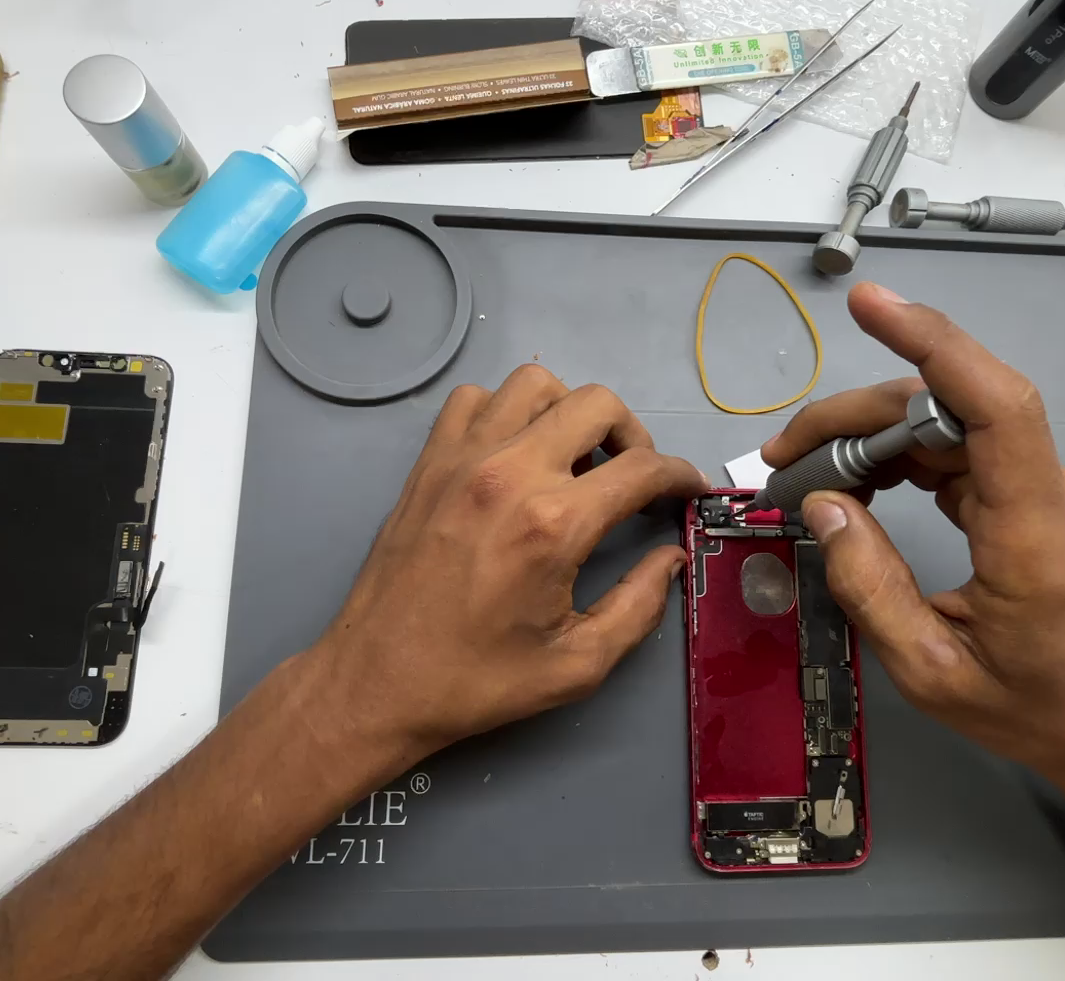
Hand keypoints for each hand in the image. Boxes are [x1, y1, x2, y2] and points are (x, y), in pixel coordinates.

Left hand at [312, 364, 708, 757]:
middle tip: (631, 478)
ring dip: (569, 411)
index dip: (680, 475)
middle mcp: (511, 471)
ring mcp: (463, 456)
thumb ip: (639, 605)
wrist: (376, 680)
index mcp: (554, 523)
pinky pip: (474, 399)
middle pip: (597, 404)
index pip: (642, 468)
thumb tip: (670, 556)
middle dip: (634, 435)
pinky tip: (511, 452)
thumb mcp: (577, 664)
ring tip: (572, 458)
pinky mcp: (429, 460)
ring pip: (535, 382)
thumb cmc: (478, 679)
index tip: (688, 489)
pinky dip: (505, 410)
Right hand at [762, 283, 1064, 787]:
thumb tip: (822, 502)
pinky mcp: (1032, 496)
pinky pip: (956, 452)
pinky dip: (897, 457)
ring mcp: (1047, 490)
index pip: (998, 406)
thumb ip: (868, 585)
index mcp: (1037, 539)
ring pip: (945, 427)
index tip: (868, 304)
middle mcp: (1052, 494)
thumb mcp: (927, 670)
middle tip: (781, 456)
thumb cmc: (1030, 713)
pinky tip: (855, 481)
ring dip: (869, 437)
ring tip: (804, 470)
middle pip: (946, 412)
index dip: (933, 344)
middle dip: (854, 419)